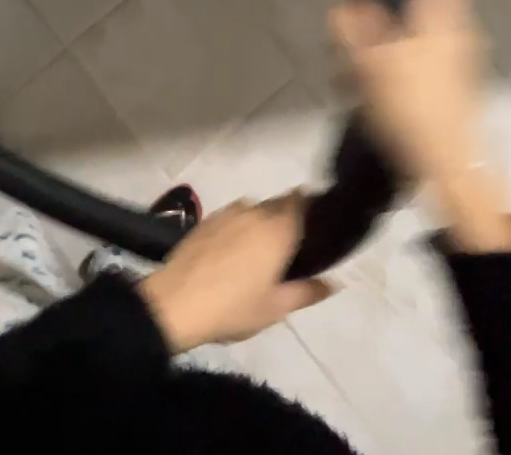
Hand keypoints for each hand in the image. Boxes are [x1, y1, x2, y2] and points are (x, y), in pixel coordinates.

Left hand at [136, 193, 334, 353]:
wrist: (177, 302)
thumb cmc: (233, 307)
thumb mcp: (276, 307)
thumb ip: (307, 291)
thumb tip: (333, 282)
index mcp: (276, 231)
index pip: (298, 203)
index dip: (309, 204)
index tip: (317, 215)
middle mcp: (253, 214)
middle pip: (277, 203)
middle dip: (287, 212)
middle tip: (294, 236)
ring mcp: (226, 214)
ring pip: (253, 207)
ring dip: (262, 216)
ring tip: (264, 240)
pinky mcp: (206, 221)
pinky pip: (232, 213)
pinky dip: (240, 221)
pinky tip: (236, 242)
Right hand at [329, 0, 510, 252]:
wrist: (451, 164)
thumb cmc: (413, 104)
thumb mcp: (369, 62)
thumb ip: (351, 27)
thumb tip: (345, 7)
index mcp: (441, 14)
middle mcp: (456, 27)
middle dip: (384, 0)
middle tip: (354, 12)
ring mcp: (457, 55)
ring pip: (414, 28)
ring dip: (382, 34)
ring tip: (349, 62)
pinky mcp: (451, 80)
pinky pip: (414, 54)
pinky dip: (391, 57)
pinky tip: (363, 84)